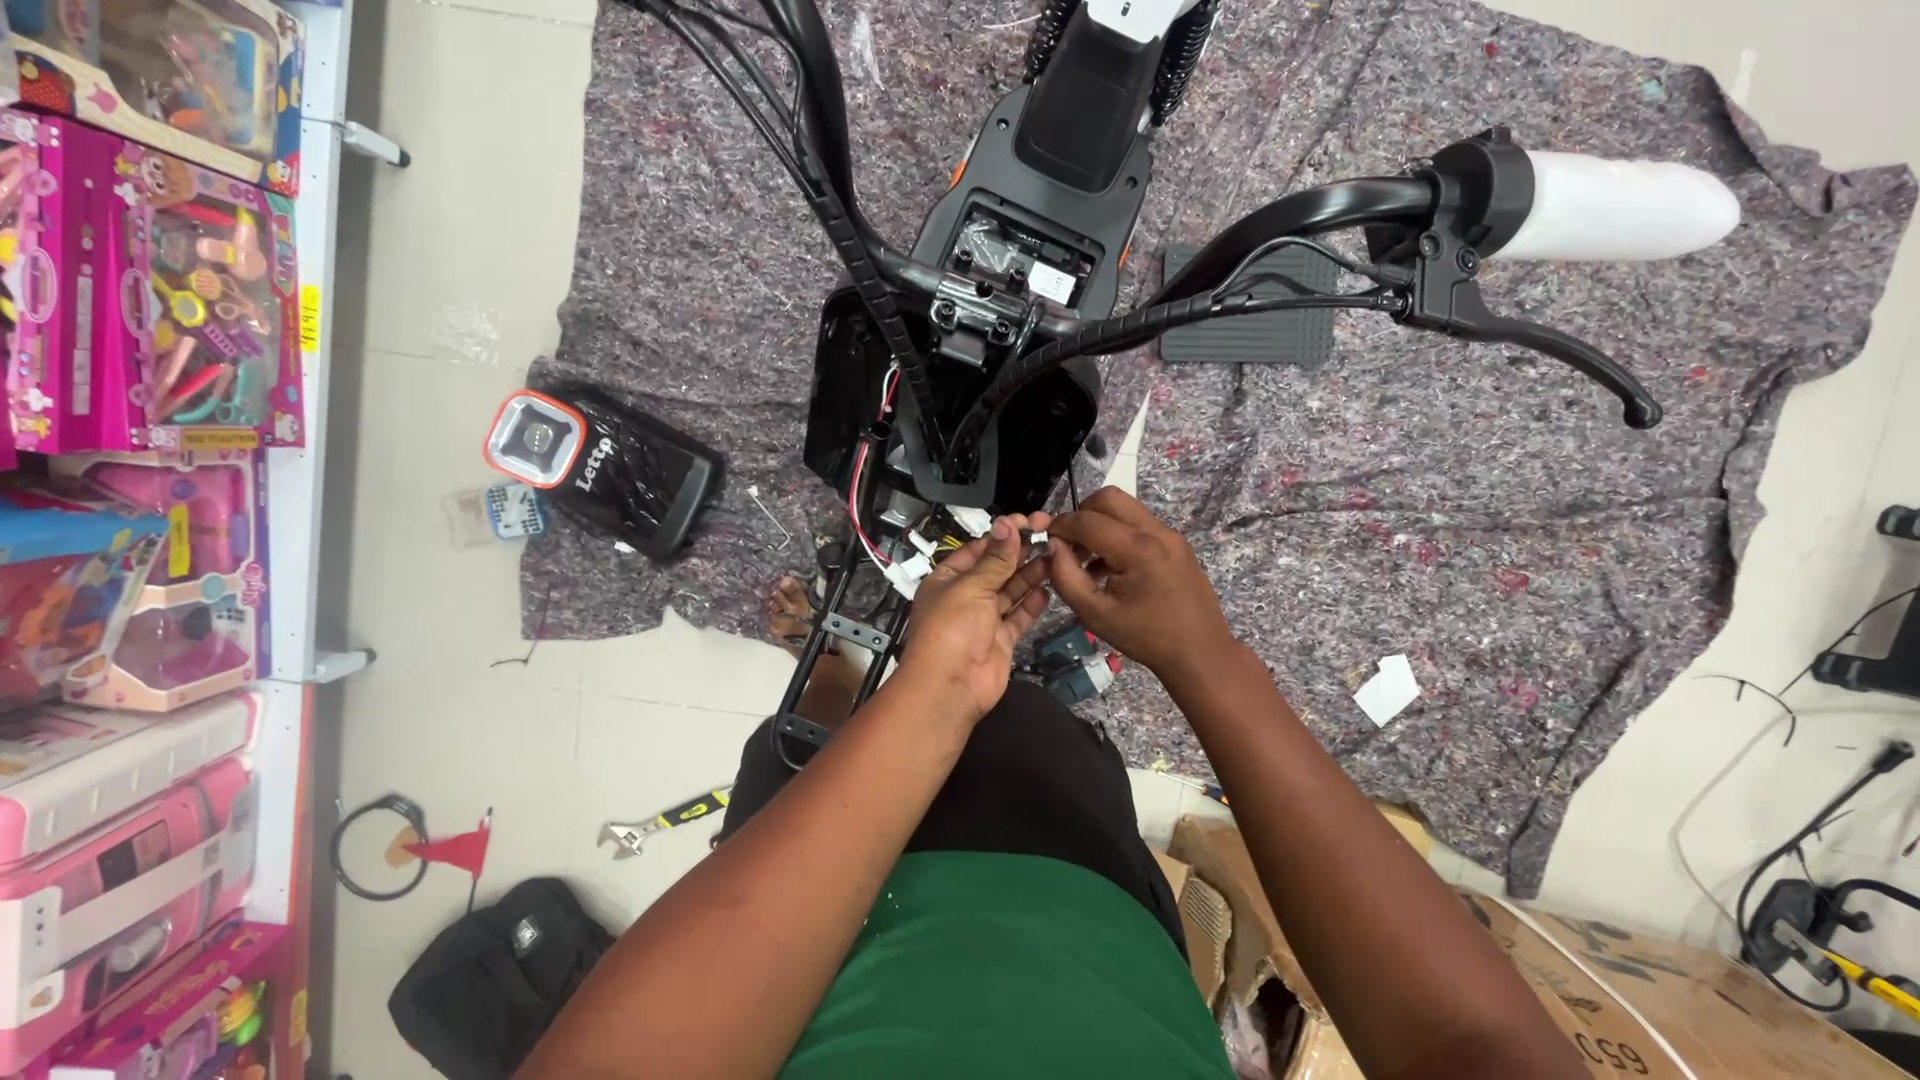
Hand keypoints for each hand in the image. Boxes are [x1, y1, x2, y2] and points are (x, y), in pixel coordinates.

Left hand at [894, 513, 1051, 725]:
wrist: (950, 687)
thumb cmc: (952, 629)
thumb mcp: (971, 587)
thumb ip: (995, 559)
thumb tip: (1006, 525)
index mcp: (947, 579)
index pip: (978, 549)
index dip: (1003, 535)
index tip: (1029, 522)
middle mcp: (964, 597)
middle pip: (996, 568)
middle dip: (1020, 552)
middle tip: (1050, 535)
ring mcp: (983, 620)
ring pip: (1010, 591)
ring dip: (1030, 574)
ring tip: (1055, 556)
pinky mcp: (1000, 641)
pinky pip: (1018, 617)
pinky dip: (1031, 604)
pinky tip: (1048, 589)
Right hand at [1046, 487, 1236, 685]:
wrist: (1200, 652)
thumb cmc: (1146, 637)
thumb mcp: (1094, 614)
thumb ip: (1065, 576)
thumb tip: (1052, 547)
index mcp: (1137, 549)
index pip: (1086, 520)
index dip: (1059, 526)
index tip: (1045, 541)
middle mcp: (1156, 531)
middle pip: (1108, 498)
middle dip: (1081, 515)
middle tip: (1068, 544)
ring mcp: (1170, 535)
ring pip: (1125, 508)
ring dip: (1100, 524)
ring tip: (1087, 560)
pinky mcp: (1176, 544)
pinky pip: (1140, 524)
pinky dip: (1118, 534)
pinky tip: (1110, 568)